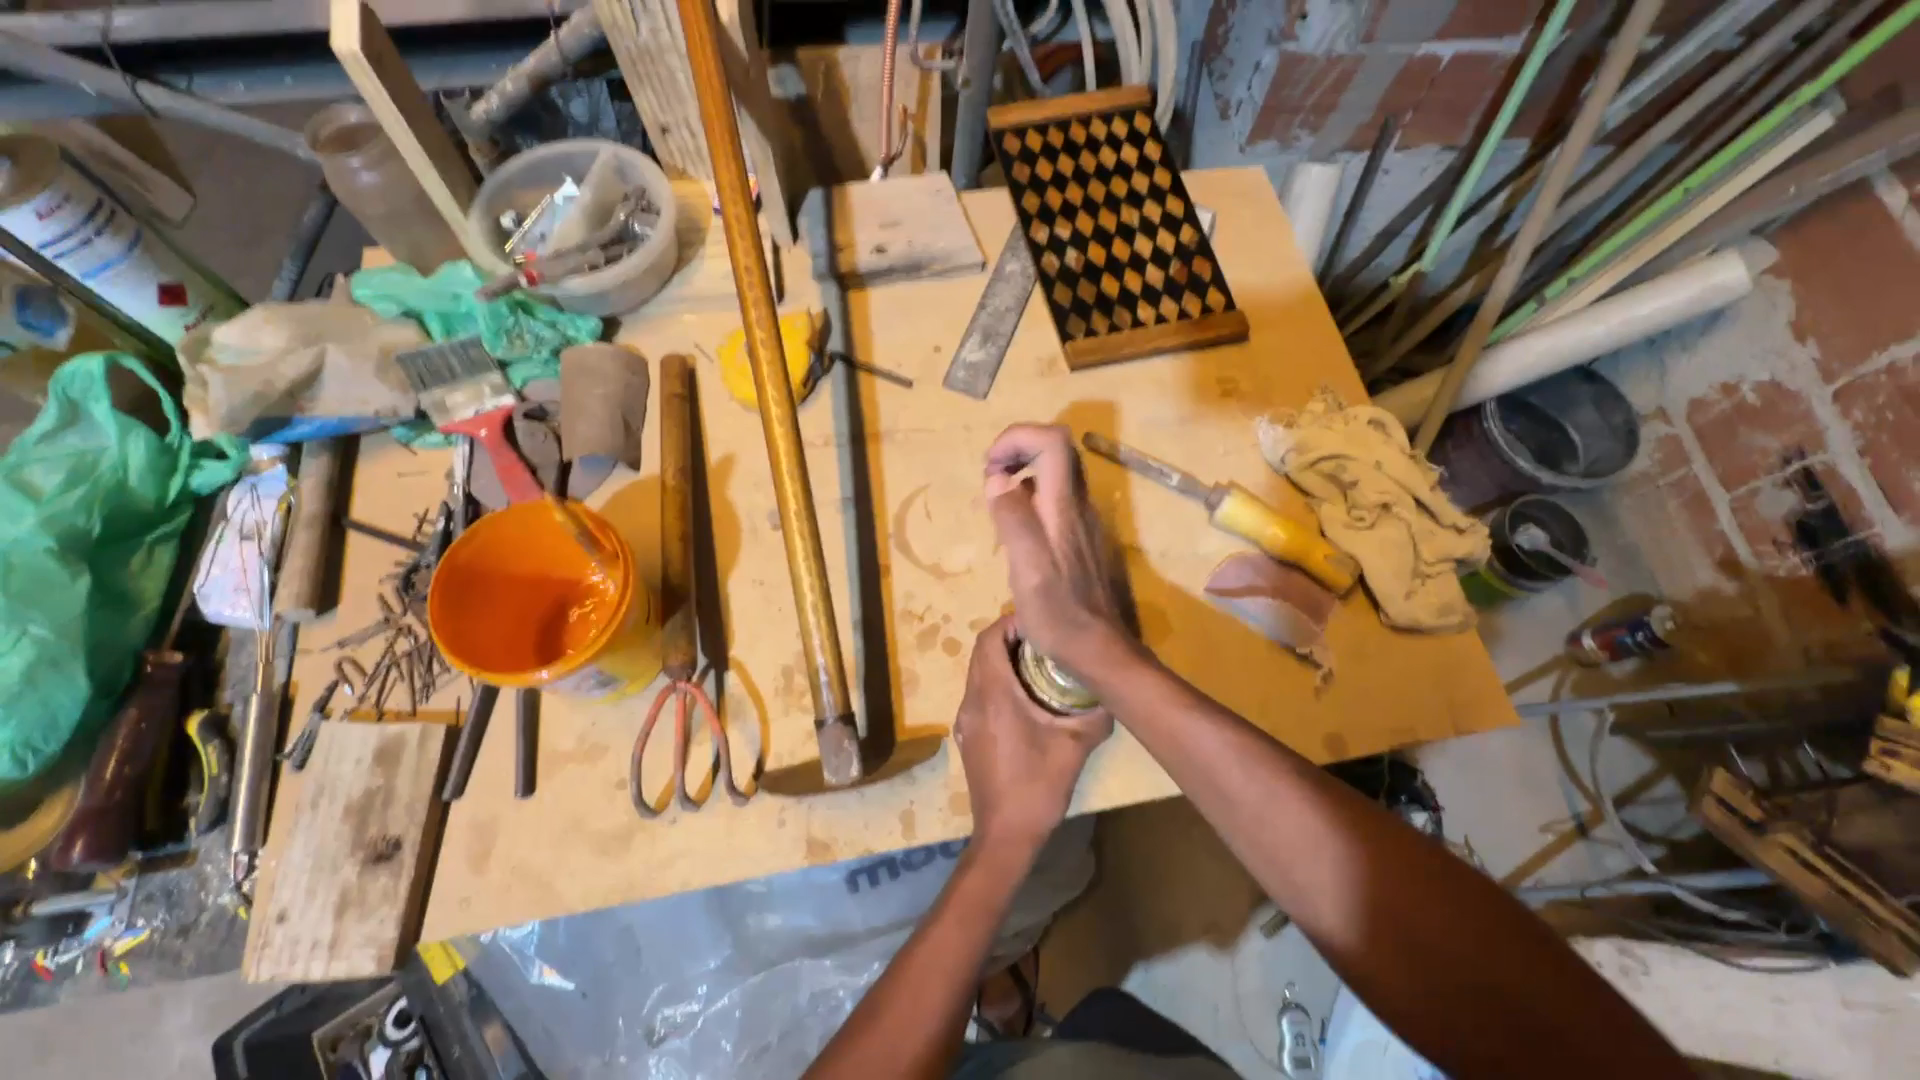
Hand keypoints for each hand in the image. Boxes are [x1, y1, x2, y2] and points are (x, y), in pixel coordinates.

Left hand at [953, 617, 1112, 852]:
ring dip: (1005, 663)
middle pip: (983, 653)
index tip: (1042, 622)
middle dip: (1012, 640)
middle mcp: (972, 701)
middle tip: (1048, 641)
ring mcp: (966, 721)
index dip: (1012, 622)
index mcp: (993, 695)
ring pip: (980, 675)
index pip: (990, 638)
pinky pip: (980, 696)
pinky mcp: (969, 737)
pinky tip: (1029, 700)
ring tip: (1042, 666)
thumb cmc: (1038, 786)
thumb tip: (1113, 690)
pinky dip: (1000, 686)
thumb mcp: (1076, 745)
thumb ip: (1095, 713)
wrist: (1005, 834)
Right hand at [982, 424, 1128, 671]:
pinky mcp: (1083, 542)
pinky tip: (1018, 535)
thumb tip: (998, 479)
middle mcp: (1079, 507)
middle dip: (1017, 452)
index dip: (1016, 438)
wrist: (1100, 650)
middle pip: (1056, 451)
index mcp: (1064, 507)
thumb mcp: (1027, 568)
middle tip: (990, 481)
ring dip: (1022, 476)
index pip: (1051, 441)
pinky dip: (1031, 500)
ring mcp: (1085, 524)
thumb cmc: (1059, 614)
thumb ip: (1013, 519)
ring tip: (997, 505)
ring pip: (1056, 476)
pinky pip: (1056, 502)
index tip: (990, 468)